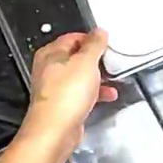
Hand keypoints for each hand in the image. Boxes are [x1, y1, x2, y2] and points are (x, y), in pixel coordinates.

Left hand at [18, 30, 116, 155]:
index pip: (72, 37)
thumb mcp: (86, 62)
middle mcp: (49, 68)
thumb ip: (94, 45)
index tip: (107, 44)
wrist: (55, 131)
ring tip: (113, 79)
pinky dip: (94, 93)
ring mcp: (54, 88)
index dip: (91, 39)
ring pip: (79, 76)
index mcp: (51, 53)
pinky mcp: (61, 105)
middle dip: (95, 60)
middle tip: (111, 61)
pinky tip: (108, 96)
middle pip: (76, 57)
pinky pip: (80, 93)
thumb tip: (99, 31)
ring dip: (97, 77)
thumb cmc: (67, 93)